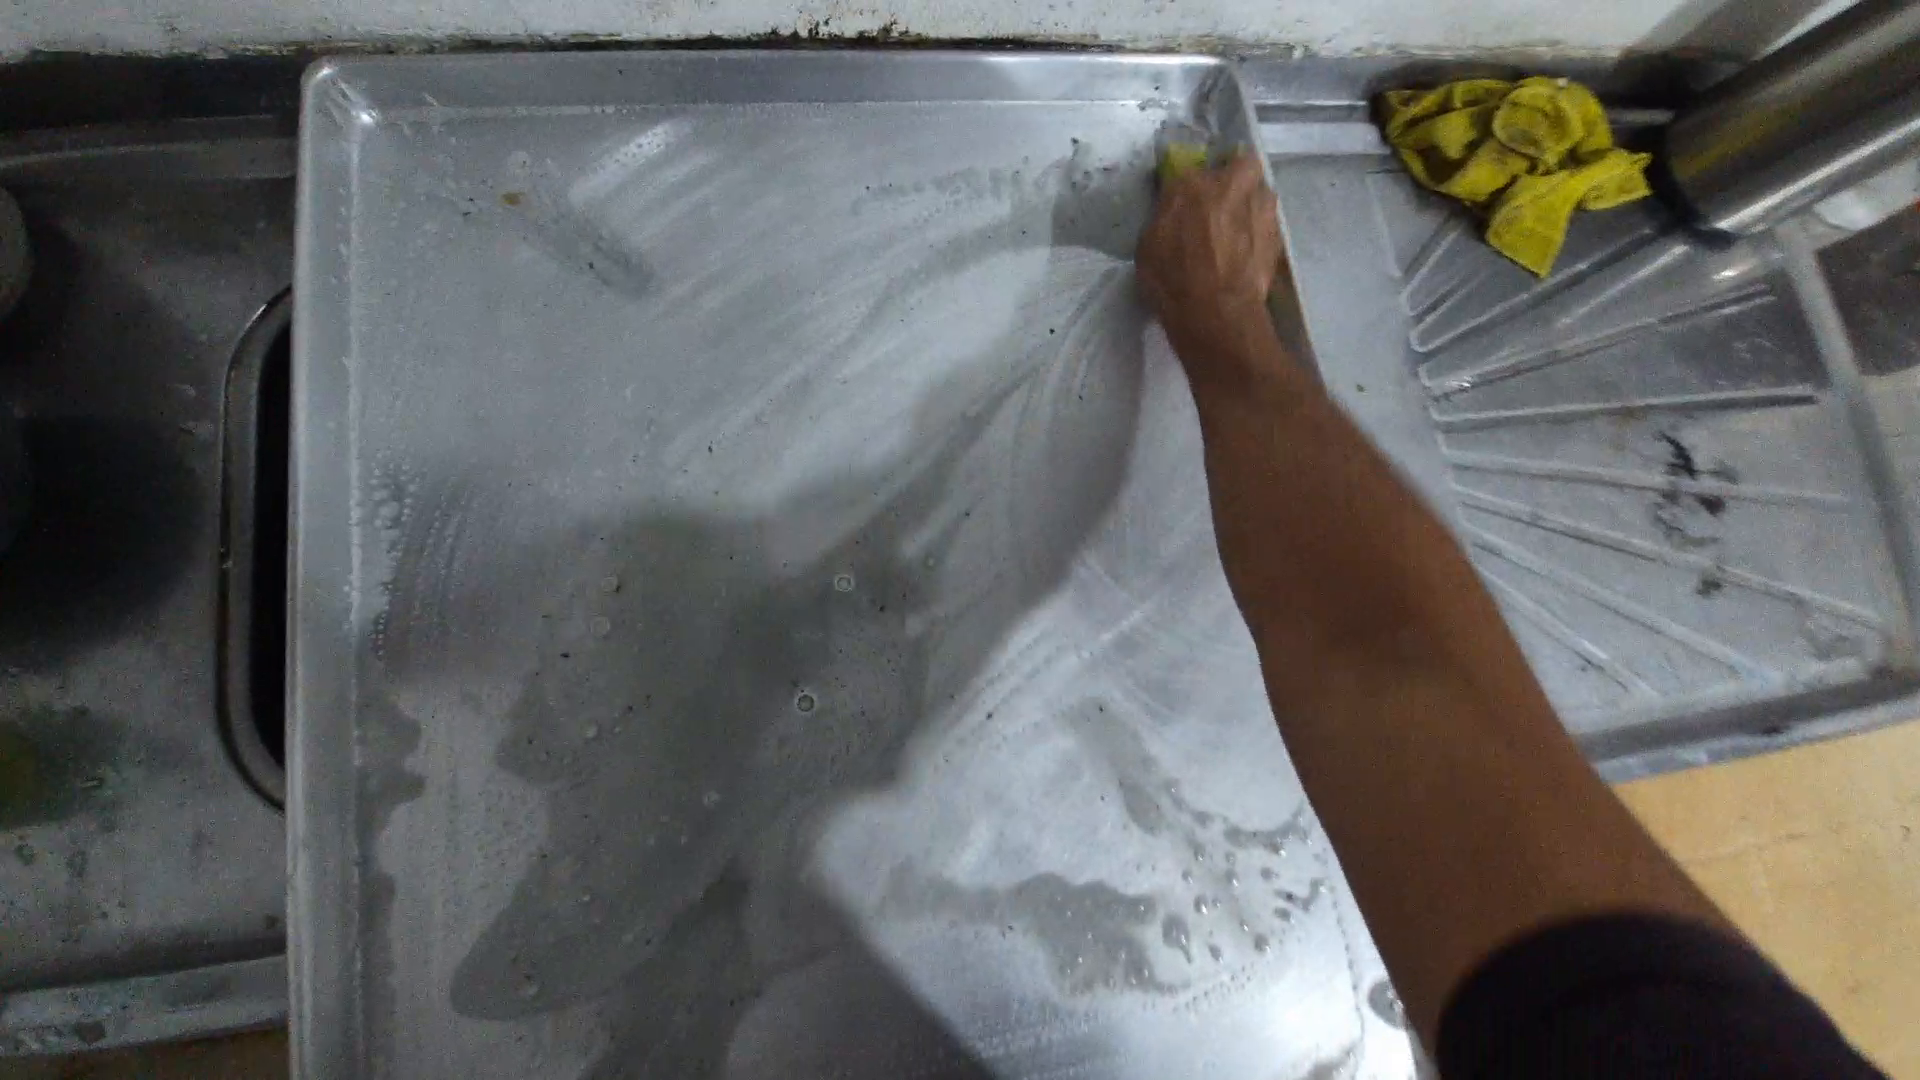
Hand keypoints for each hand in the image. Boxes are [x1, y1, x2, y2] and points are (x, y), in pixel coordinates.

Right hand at [1136, 150, 1288, 386]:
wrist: (1216, 311)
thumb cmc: (1172, 281)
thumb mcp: (1148, 247)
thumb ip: (1165, 217)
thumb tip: (1173, 209)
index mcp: (1189, 184)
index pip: (1189, 168)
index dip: (1190, 184)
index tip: (1187, 199)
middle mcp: (1230, 183)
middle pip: (1240, 164)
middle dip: (1233, 177)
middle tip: (1222, 202)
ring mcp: (1260, 205)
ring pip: (1260, 190)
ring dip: (1251, 203)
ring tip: (1238, 230)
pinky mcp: (1278, 231)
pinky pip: (1267, 221)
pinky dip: (1258, 231)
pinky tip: (1247, 252)